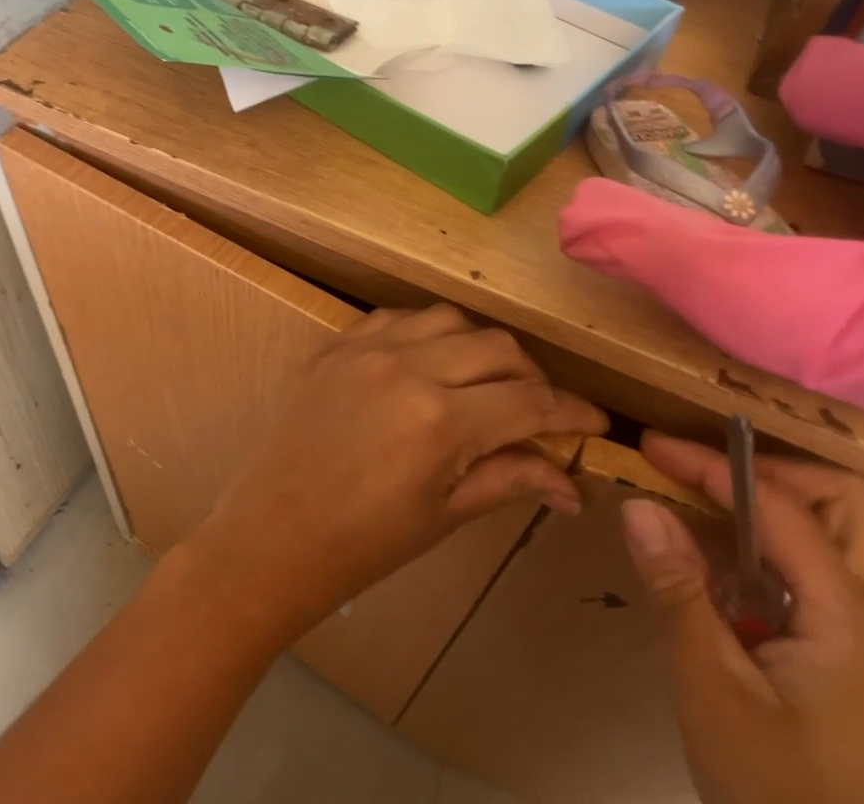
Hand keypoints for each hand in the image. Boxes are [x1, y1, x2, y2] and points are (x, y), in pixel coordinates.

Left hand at [181, 305, 606, 639]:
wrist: (270, 539)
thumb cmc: (361, 545)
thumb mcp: (444, 516)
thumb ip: (510, 480)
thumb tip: (572, 482)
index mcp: (440, 421)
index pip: (532, 401)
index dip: (573, 412)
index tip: (593, 423)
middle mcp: (406, 368)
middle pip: (499, 348)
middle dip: (532, 378)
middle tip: (537, 411)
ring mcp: (363, 350)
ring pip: (449, 319)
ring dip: (478, 347)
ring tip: (482, 382)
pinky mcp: (332, 347)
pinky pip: (394, 318)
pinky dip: (423, 334)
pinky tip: (425, 363)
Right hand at [623, 432, 863, 803]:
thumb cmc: (775, 788)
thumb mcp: (711, 690)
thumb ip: (679, 591)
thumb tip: (639, 505)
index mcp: (854, 617)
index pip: (783, 507)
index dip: (715, 467)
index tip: (655, 448)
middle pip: (847, 502)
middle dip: (771, 475)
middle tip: (701, 481)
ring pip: (852, 537)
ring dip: (783, 514)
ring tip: (710, 531)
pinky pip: (844, 577)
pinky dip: (791, 556)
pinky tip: (740, 589)